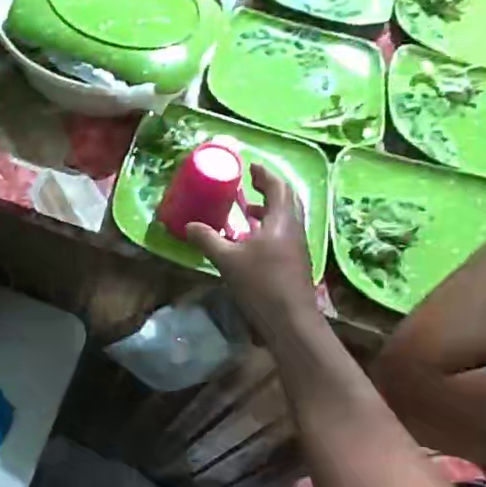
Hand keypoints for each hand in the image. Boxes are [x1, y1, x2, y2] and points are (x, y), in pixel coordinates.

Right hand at [184, 163, 313, 328]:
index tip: (250, 166)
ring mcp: (297, 246)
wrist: (290, 320)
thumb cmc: (261, 284)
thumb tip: (188, 225)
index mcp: (281, 220)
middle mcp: (294, 228)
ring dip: (268, 209)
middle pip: (287, 199)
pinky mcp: (295, 262)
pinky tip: (251, 241)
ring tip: (246, 210)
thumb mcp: (227, 260)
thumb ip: (207, 239)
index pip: (277, 187)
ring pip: (286, 218)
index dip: (264, 174)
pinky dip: (268, 227)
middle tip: (250, 183)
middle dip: (269, 188)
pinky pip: (283, 234)